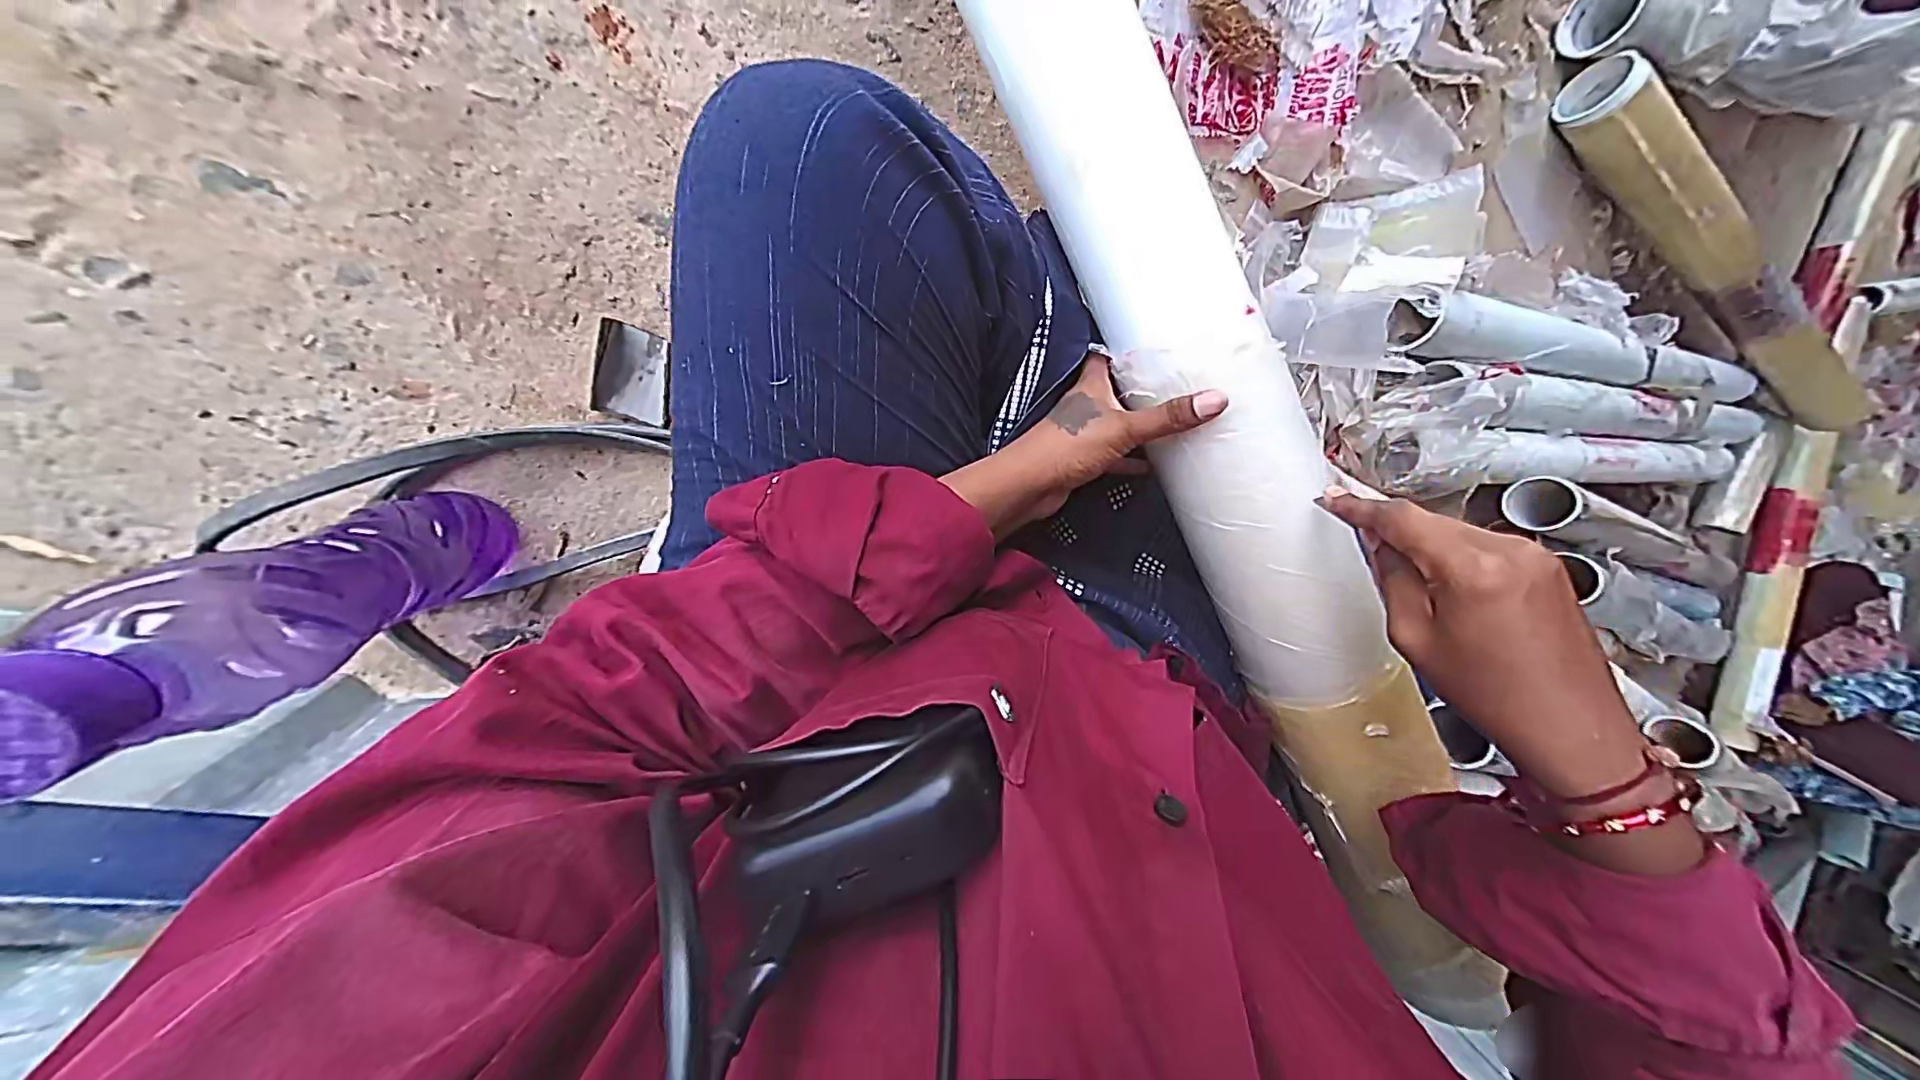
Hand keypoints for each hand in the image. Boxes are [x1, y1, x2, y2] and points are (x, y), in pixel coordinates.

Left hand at [941, 354, 1226, 538]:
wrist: (1031, 486)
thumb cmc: (1065, 446)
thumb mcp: (1123, 427)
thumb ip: (1166, 417)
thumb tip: (1213, 400)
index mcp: (1091, 386)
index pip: (1106, 357)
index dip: (1125, 350)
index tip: (1152, 346)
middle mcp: (1086, 406)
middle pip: (1116, 392)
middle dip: (1141, 391)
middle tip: (1174, 386)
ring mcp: (1084, 434)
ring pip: (1117, 425)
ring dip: (1139, 426)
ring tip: (1172, 422)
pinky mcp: (1084, 461)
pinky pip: (1115, 456)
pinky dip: (1132, 459)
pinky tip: (1153, 464)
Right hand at [1318, 494, 1643, 796]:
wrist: (1568, 724)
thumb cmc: (1498, 694)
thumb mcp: (1416, 637)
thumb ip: (1392, 579)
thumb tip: (1381, 546)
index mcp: (1474, 568)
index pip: (1403, 518)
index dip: (1362, 507)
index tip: (1338, 500)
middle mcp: (1512, 552)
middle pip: (1430, 520)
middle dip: (1394, 528)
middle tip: (1363, 539)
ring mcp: (1535, 557)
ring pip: (1456, 530)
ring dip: (1426, 543)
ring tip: (1411, 579)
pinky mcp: (1548, 567)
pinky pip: (1484, 544)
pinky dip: (1456, 554)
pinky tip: (1446, 583)